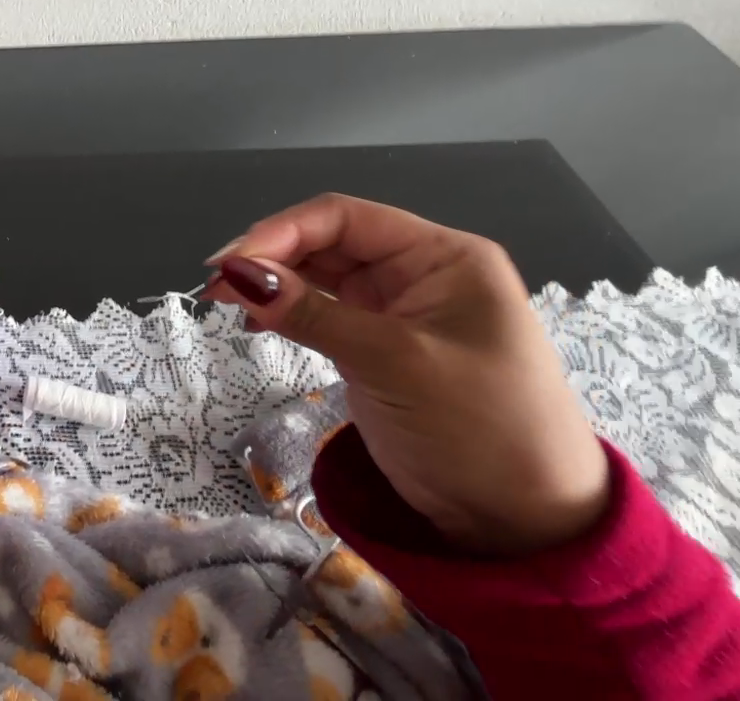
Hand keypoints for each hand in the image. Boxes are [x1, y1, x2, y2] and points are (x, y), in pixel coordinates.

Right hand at [202, 194, 607, 554]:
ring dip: (270, 282)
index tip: (229, 264)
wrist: (524, 522)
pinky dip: (285, 310)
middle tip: (214, 286)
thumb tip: (234, 273)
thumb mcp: (391, 361)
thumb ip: (310, 312)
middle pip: (325, 241)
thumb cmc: (477, 427)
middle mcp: (418, 272)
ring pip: (317, 274)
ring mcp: (396, 308)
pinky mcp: (376, 343)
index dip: (281, 232)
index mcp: (442, 257)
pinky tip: (255, 322)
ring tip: (223, 302)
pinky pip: (320, 309)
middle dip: (268, 257)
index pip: (344, 218)